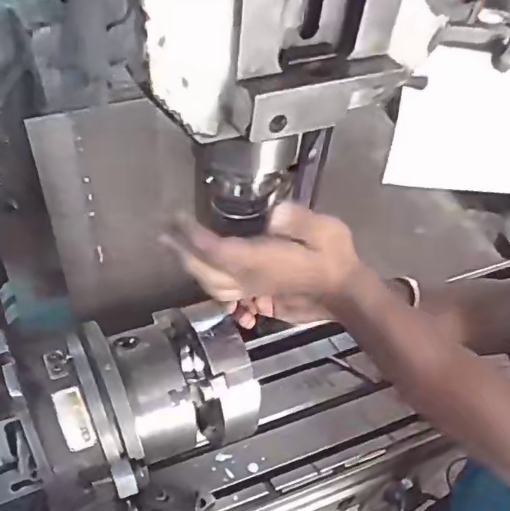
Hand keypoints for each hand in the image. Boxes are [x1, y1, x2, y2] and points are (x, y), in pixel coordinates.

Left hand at [168, 202, 368, 327]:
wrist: (342, 290)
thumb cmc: (334, 259)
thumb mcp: (326, 231)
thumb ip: (299, 221)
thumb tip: (275, 216)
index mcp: (261, 263)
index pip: (217, 251)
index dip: (194, 236)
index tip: (179, 218)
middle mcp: (250, 279)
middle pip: (205, 270)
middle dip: (183, 251)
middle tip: (167, 233)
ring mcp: (251, 290)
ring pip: (211, 284)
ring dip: (192, 267)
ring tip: (178, 249)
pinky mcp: (256, 295)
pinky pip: (223, 293)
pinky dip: (207, 282)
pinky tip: (202, 272)